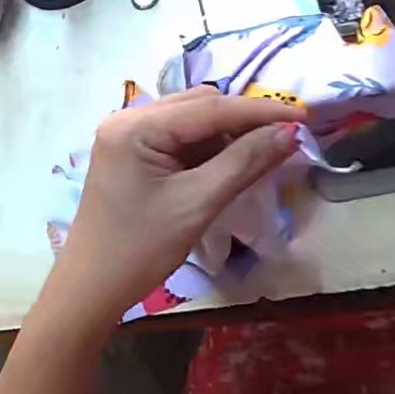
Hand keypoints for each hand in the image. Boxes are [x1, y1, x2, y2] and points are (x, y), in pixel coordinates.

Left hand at [39, 86, 303, 329]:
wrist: (92, 287)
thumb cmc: (141, 248)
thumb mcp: (197, 203)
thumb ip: (244, 162)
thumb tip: (289, 132)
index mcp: (135, 126)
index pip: (208, 107)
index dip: (259, 111)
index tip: (302, 116)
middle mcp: (127, 118)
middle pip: (198, 106)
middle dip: (243, 119)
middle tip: (286, 135)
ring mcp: (126, 134)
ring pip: (190, 119)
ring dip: (226, 133)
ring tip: (263, 150)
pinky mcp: (131, 152)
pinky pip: (178, 137)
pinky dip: (207, 146)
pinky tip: (230, 161)